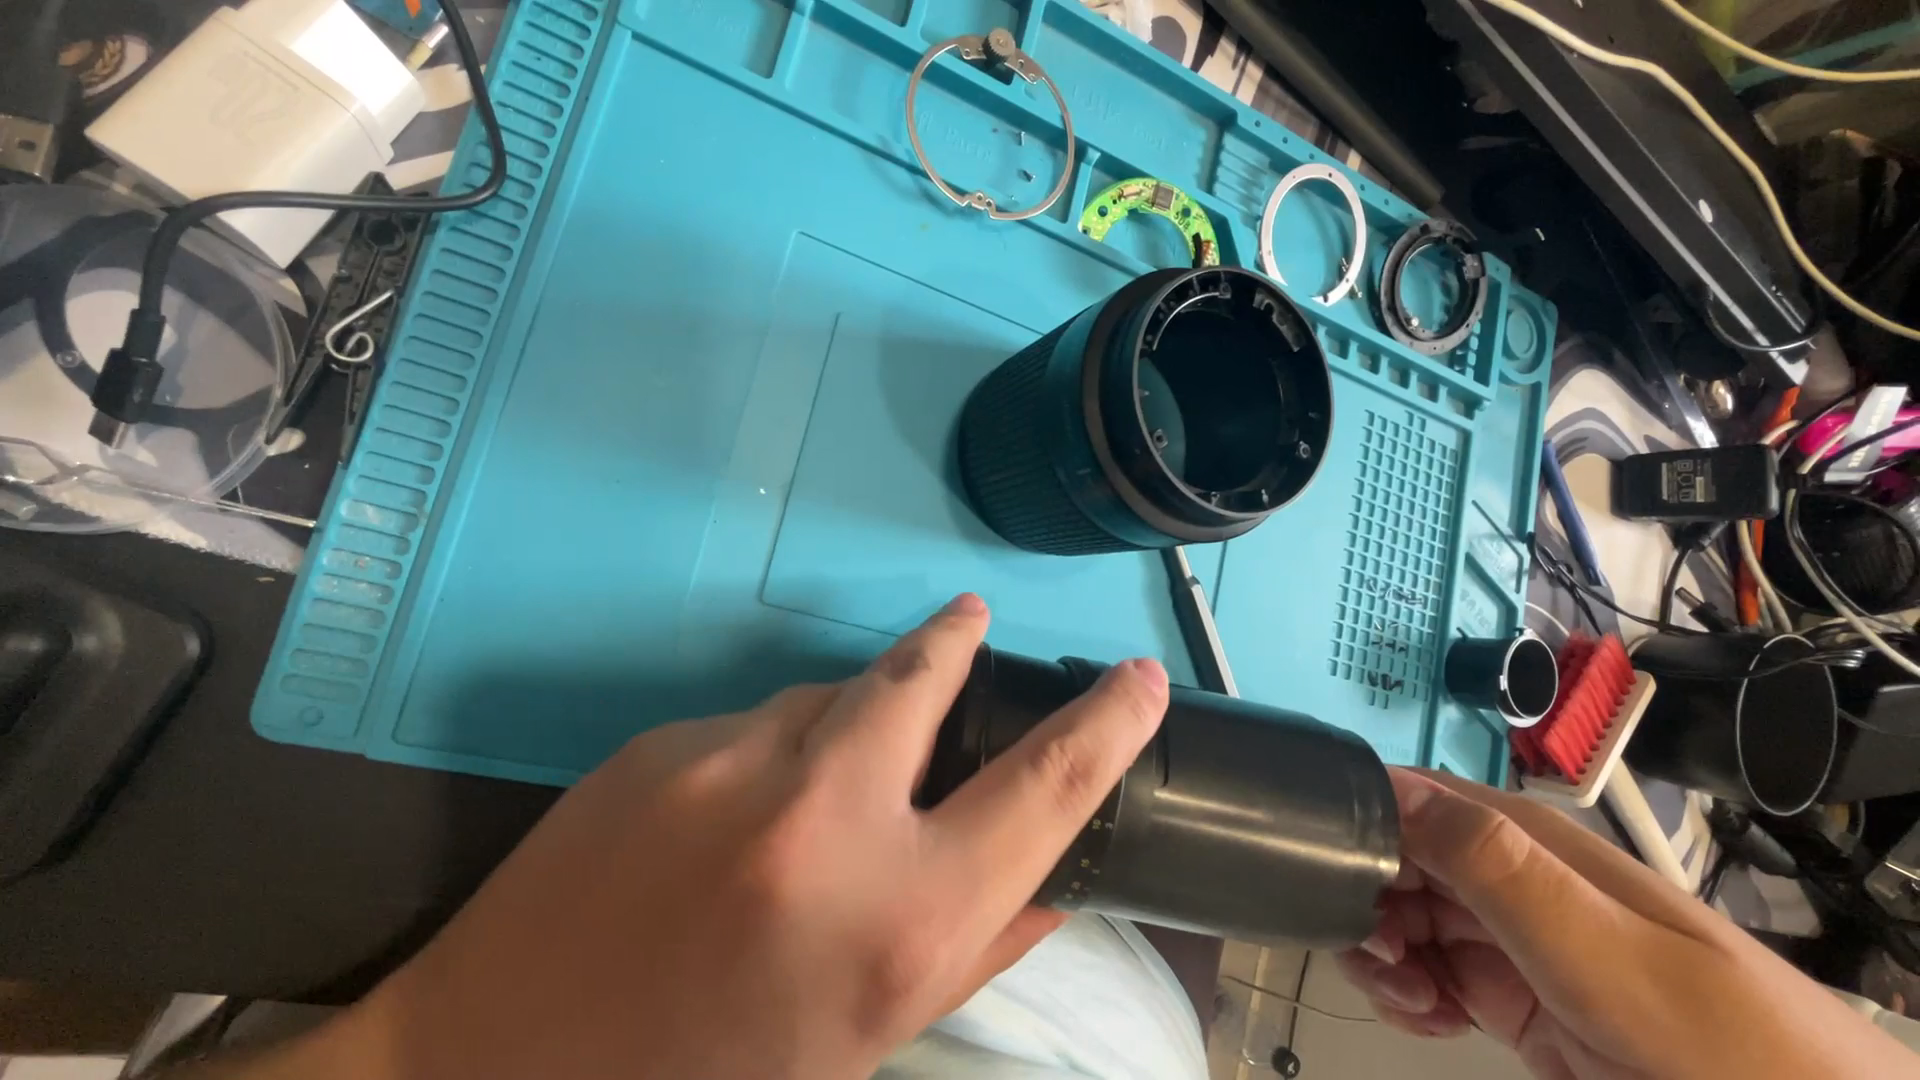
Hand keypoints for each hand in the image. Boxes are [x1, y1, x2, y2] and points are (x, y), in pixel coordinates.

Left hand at [238, 595, 1168, 1079]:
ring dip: (848, 721)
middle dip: (956, 642)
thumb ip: (976, 944)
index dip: (1105, 727)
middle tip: (973, 624)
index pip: (1043, 792)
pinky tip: (728, 819)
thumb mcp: (871, 1036)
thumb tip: (1051, 870)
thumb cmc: (717, 1074)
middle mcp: (824, 814)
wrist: (499, 1071)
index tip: (1137, 679)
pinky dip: (770, 752)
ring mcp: (731, 759)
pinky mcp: (661, 740)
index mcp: (897, 916)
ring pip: (828, 696)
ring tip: (814, 791)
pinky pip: (752, 723)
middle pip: (924, 676)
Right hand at [1337, 768, 1918, 1079]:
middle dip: (1368, 903)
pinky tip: (1426, 1021)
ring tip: (1409, 1004)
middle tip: (1380, 962)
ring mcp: (1512, 941)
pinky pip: (1431, 974)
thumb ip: (1493, 863)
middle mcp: (1513, 881)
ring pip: (1406, 919)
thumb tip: (1389, 787)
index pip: (1416, 800)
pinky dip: (1410, 994)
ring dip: (1383, 955)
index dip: (1366, 829)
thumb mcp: (1600, 950)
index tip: (1345, 884)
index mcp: (1530, 845)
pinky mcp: (1512, 997)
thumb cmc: (1713, 1045)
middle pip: (1399, 862)